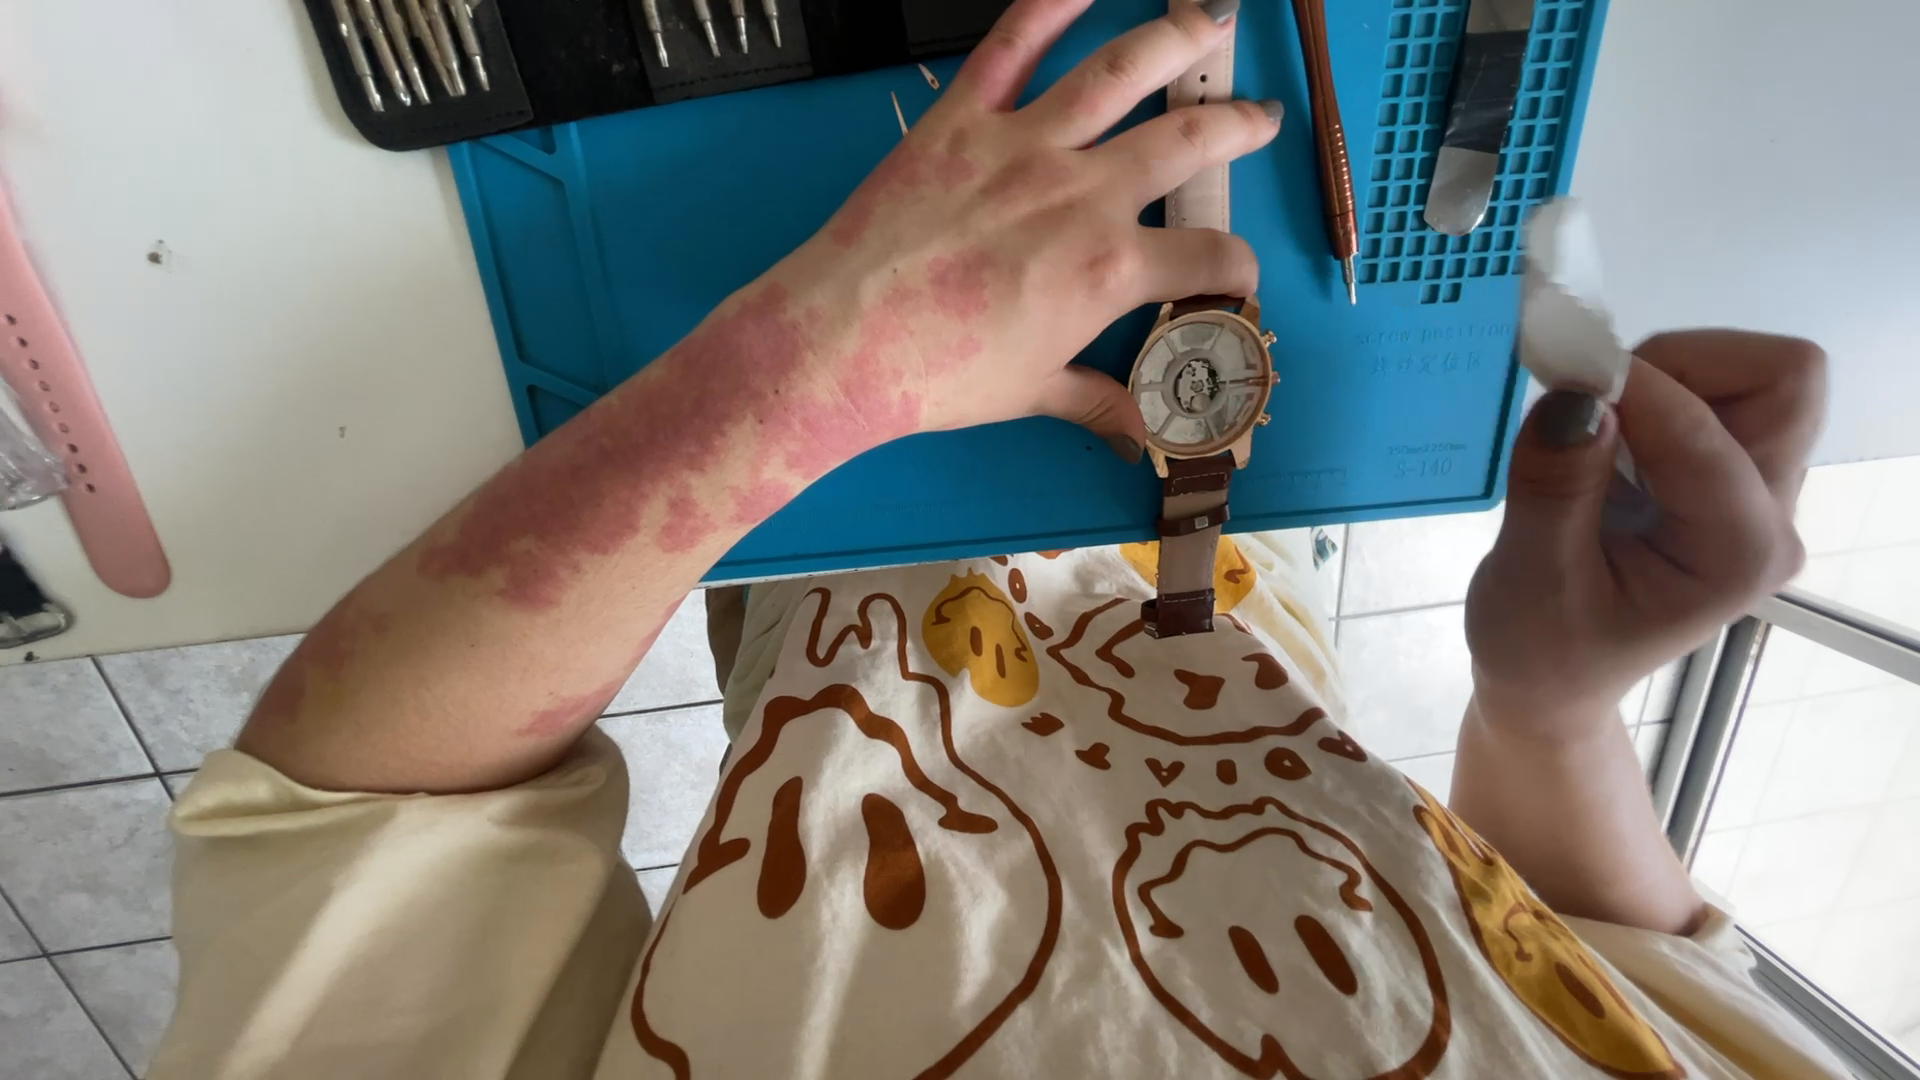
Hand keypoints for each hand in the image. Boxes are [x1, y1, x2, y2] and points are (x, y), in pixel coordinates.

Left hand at [768, 0, 1280, 456]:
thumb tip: (1139, 435)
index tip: (1236, 276)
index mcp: (1106, 271)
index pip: (1206, 257)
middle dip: (1237, 128)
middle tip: (1260, 119)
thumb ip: (1096, 402)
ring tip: (1211, 23)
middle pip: (1185, 142)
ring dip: (1179, 38)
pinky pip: (1015, 40)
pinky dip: (1052, 1)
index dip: (1236, 268)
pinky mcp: (962, 119)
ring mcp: (1022, 146)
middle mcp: (1081, 194)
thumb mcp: (1031, 394)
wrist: (846, 342)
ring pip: (1122, 69)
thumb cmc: (941, 377)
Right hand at [1465, 330, 1825, 732]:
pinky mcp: (1713, 490)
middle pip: (1778, 383)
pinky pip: (1710, 407)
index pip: (1707, 431)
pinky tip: (1588, 442)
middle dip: (1678, 364)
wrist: (1548, 684)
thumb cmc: (1535, 647)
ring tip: (1580, 426)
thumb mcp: (1530, 576)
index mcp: (1736, 550)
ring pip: (1753, 385)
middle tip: (1586, 395)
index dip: (1628, 388)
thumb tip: (1571, 397)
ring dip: (1663, 378)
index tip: (1550, 365)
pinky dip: (1647, 398)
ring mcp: (1747, 500)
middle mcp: (1767, 516)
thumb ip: (1554, 487)